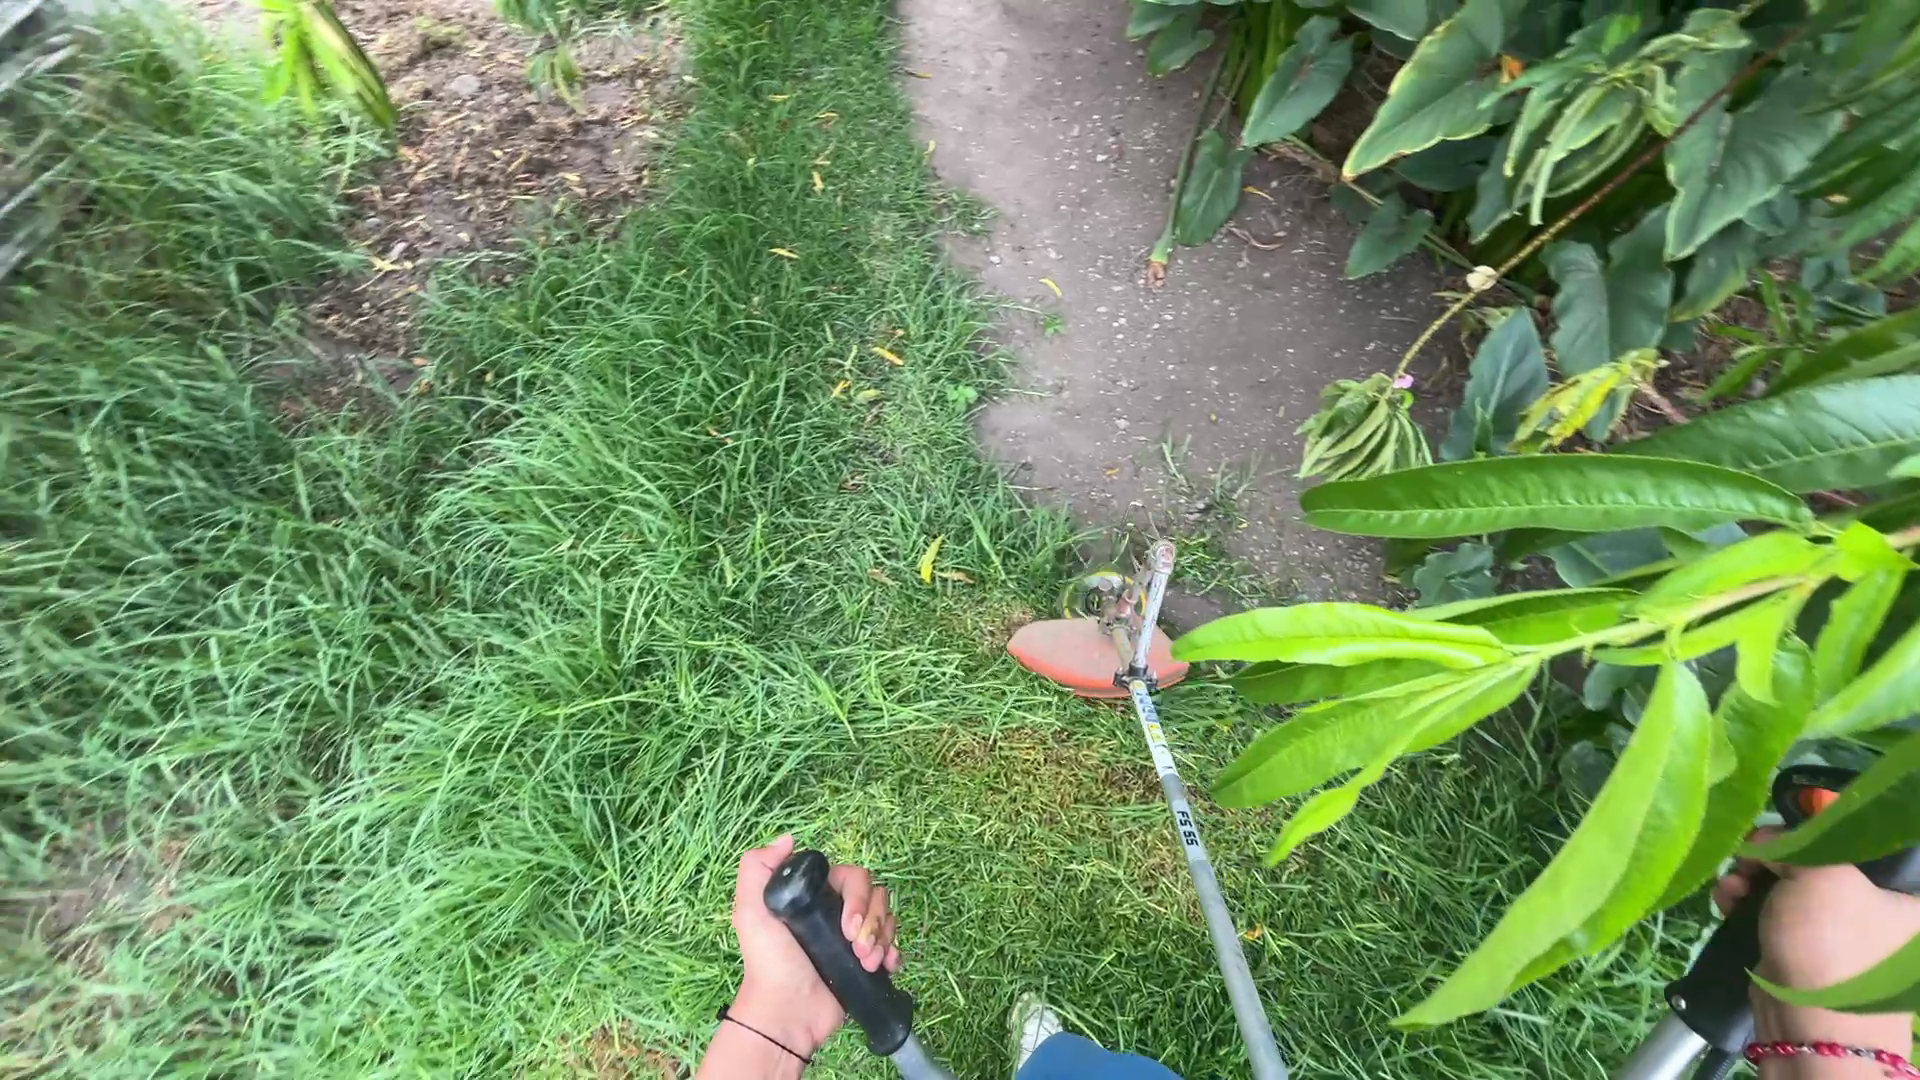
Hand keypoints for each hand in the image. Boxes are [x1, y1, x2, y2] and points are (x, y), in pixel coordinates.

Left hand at [725, 834, 902, 1057]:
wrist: (786, 1014)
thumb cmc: (768, 961)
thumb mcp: (750, 911)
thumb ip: (758, 868)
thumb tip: (790, 838)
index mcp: (816, 894)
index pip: (853, 876)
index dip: (858, 896)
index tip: (848, 923)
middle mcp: (837, 910)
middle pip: (876, 894)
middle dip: (873, 921)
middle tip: (857, 947)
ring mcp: (853, 936)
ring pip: (886, 917)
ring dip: (882, 938)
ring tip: (866, 962)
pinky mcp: (865, 960)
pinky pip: (892, 942)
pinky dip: (893, 950)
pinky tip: (885, 965)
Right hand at [1713, 830, 1919, 1065]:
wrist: (1812, 1016)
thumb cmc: (1830, 943)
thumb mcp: (1820, 874)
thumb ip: (1796, 843)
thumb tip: (1768, 841)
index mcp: (1908, 899)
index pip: (1855, 844)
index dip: (1808, 833)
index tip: (1775, 838)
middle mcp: (1885, 913)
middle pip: (1812, 862)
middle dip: (1766, 860)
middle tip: (1745, 866)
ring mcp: (1847, 933)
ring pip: (1787, 884)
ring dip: (1748, 879)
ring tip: (1730, 891)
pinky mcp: (1812, 946)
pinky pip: (1775, 908)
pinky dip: (1747, 902)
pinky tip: (1729, 906)